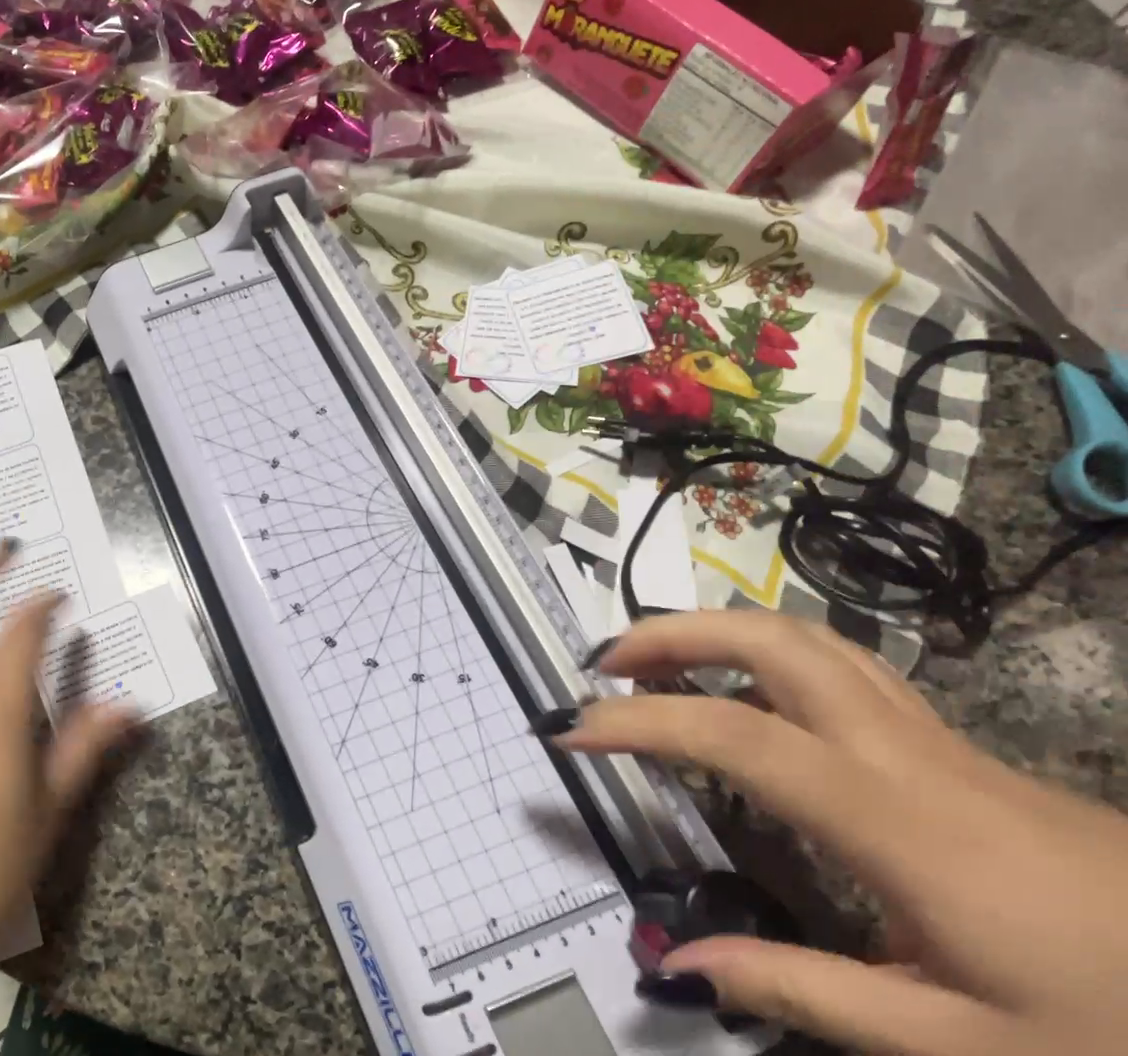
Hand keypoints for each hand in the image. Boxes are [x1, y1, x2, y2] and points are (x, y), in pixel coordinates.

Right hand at [551, 611, 1127, 1055]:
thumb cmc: (1111, 1025)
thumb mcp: (956, 1044)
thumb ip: (800, 990)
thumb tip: (678, 964)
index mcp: (896, 822)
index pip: (735, 735)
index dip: (640, 721)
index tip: (571, 730)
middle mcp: (910, 755)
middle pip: (781, 642)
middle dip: (678, 632)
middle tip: (606, 661)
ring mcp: (944, 744)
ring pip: (819, 643)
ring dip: (723, 633)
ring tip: (658, 663)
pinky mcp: (964, 754)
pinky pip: (847, 673)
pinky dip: (769, 659)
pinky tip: (749, 700)